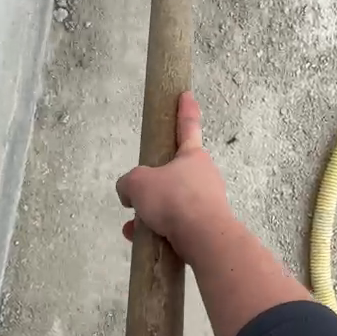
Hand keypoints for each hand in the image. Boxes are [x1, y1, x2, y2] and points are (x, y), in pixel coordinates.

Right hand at [116, 92, 235, 261]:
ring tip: (133, 226)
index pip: (187, 126)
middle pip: (174, 174)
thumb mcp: (137, 183)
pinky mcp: (206, 227)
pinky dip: (157, 230)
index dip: (184, 109)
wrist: (204, 238)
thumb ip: (128, 183)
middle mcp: (204, 176)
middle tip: (137, 196)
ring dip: (151, 213)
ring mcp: (208, 202)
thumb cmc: (174, 199)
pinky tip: (141, 240)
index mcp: (193, 156)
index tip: (186, 95)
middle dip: (153, 185)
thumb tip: (128, 193)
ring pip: (172, 203)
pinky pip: (176, 225)